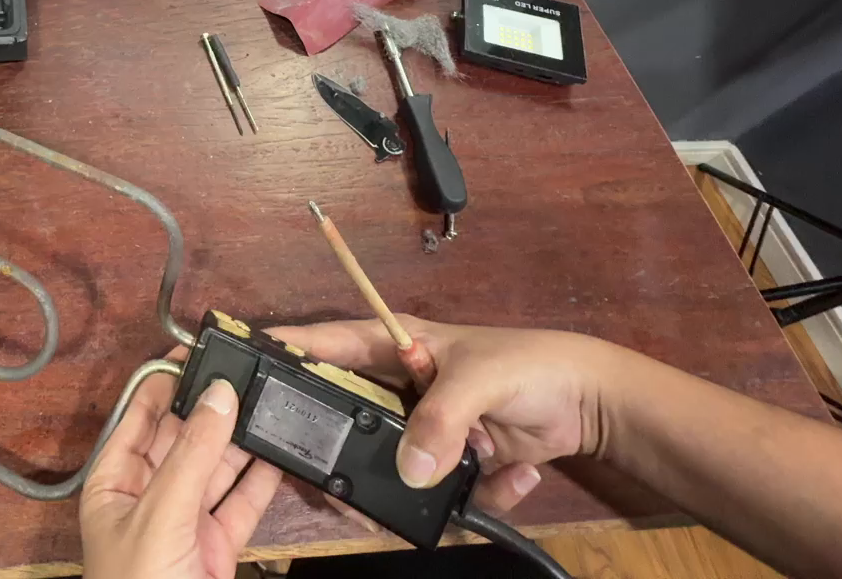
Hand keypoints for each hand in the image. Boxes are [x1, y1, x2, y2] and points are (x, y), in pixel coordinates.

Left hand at [81, 360, 284, 578]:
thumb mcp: (159, 516)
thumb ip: (191, 456)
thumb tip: (218, 395)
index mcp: (115, 481)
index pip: (140, 415)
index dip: (166, 380)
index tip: (197, 351)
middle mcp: (149, 496)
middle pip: (182, 436)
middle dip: (210, 406)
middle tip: (242, 373)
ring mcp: (184, 521)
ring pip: (215, 466)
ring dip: (239, 438)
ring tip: (264, 402)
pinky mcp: (216, 547)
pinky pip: (240, 502)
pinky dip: (259, 479)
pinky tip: (277, 454)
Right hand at [269, 317, 621, 516]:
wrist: (591, 401)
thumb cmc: (525, 365)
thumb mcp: (478, 381)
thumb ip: (441, 420)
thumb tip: (408, 471)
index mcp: (394, 343)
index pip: (329, 342)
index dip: (290, 349)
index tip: (250, 362)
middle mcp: (398, 382)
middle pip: (347, 413)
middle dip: (344, 447)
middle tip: (335, 481)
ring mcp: (422, 423)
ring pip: (386, 461)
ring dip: (409, 487)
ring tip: (431, 499)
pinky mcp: (450, 457)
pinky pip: (439, 487)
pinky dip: (475, 495)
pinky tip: (515, 476)